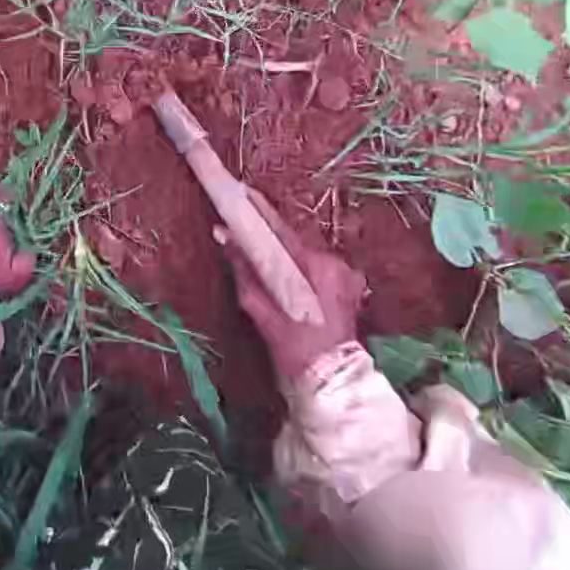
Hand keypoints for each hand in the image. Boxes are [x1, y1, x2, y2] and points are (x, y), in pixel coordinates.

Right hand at [216, 190, 365, 381]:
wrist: (335, 379)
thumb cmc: (295, 349)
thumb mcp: (261, 310)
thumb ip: (243, 270)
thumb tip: (223, 236)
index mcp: (315, 266)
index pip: (280, 230)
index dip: (258, 210)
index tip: (241, 190)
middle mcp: (334, 262)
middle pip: (292, 238)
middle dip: (267, 229)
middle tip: (243, 213)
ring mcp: (344, 272)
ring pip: (302, 251)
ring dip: (281, 248)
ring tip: (258, 245)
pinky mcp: (346, 283)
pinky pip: (313, 264)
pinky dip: (295, 263)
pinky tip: (282, 270)